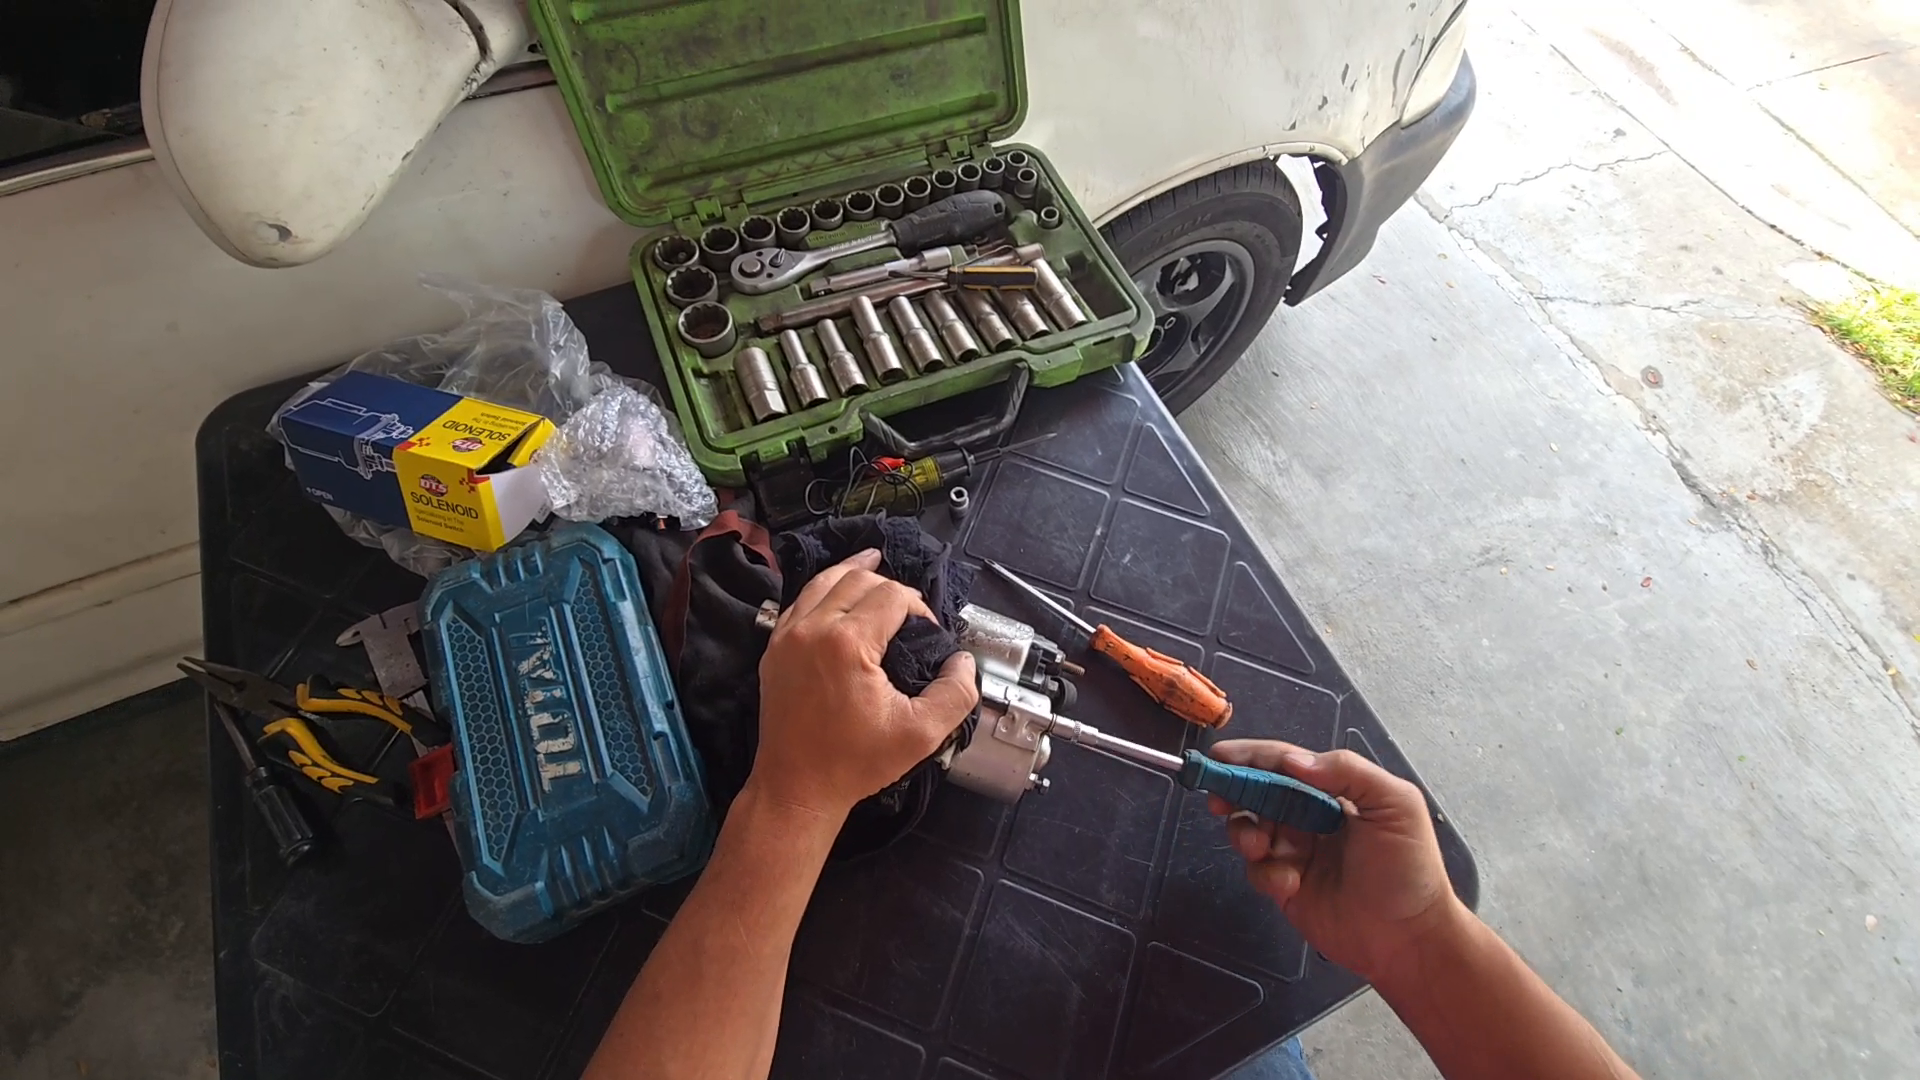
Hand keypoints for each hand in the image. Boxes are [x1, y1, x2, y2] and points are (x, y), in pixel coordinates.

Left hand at [749, 549, 977, 820]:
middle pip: (858, 578)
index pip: (892, 595)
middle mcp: (813, 628)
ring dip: (854, 573)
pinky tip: (837, 591)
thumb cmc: (855, 762)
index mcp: (847, 643)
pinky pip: (800, 601)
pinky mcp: (774, 648)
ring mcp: (787, 636)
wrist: (795, 788)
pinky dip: (824, 589)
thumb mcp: (921, 734)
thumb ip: (955, 693)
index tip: (928, 632)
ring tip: (874, 563)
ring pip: (825, 581)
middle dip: (890, 586)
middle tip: (909, 611)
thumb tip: (964, 661)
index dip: (918, 606)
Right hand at [1208, 740, 1462, 983]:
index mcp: (1330, 791)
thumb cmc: (1408, 868)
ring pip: (1247, 828)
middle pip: (1255, 792)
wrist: (1412, 941)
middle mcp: (1306, 817)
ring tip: (1259, 848)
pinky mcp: (1283, 884)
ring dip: (1244, 833)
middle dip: (1233, 792)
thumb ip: (1347, 771)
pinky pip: (1256, 870)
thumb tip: (1292, 761)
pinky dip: (1264, 873)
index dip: (1248, 756)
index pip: (1281, 763)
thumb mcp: (1395, 806)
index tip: (1218, 756)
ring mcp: (1293, 851)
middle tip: (1219, 801)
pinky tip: (1289, 883)